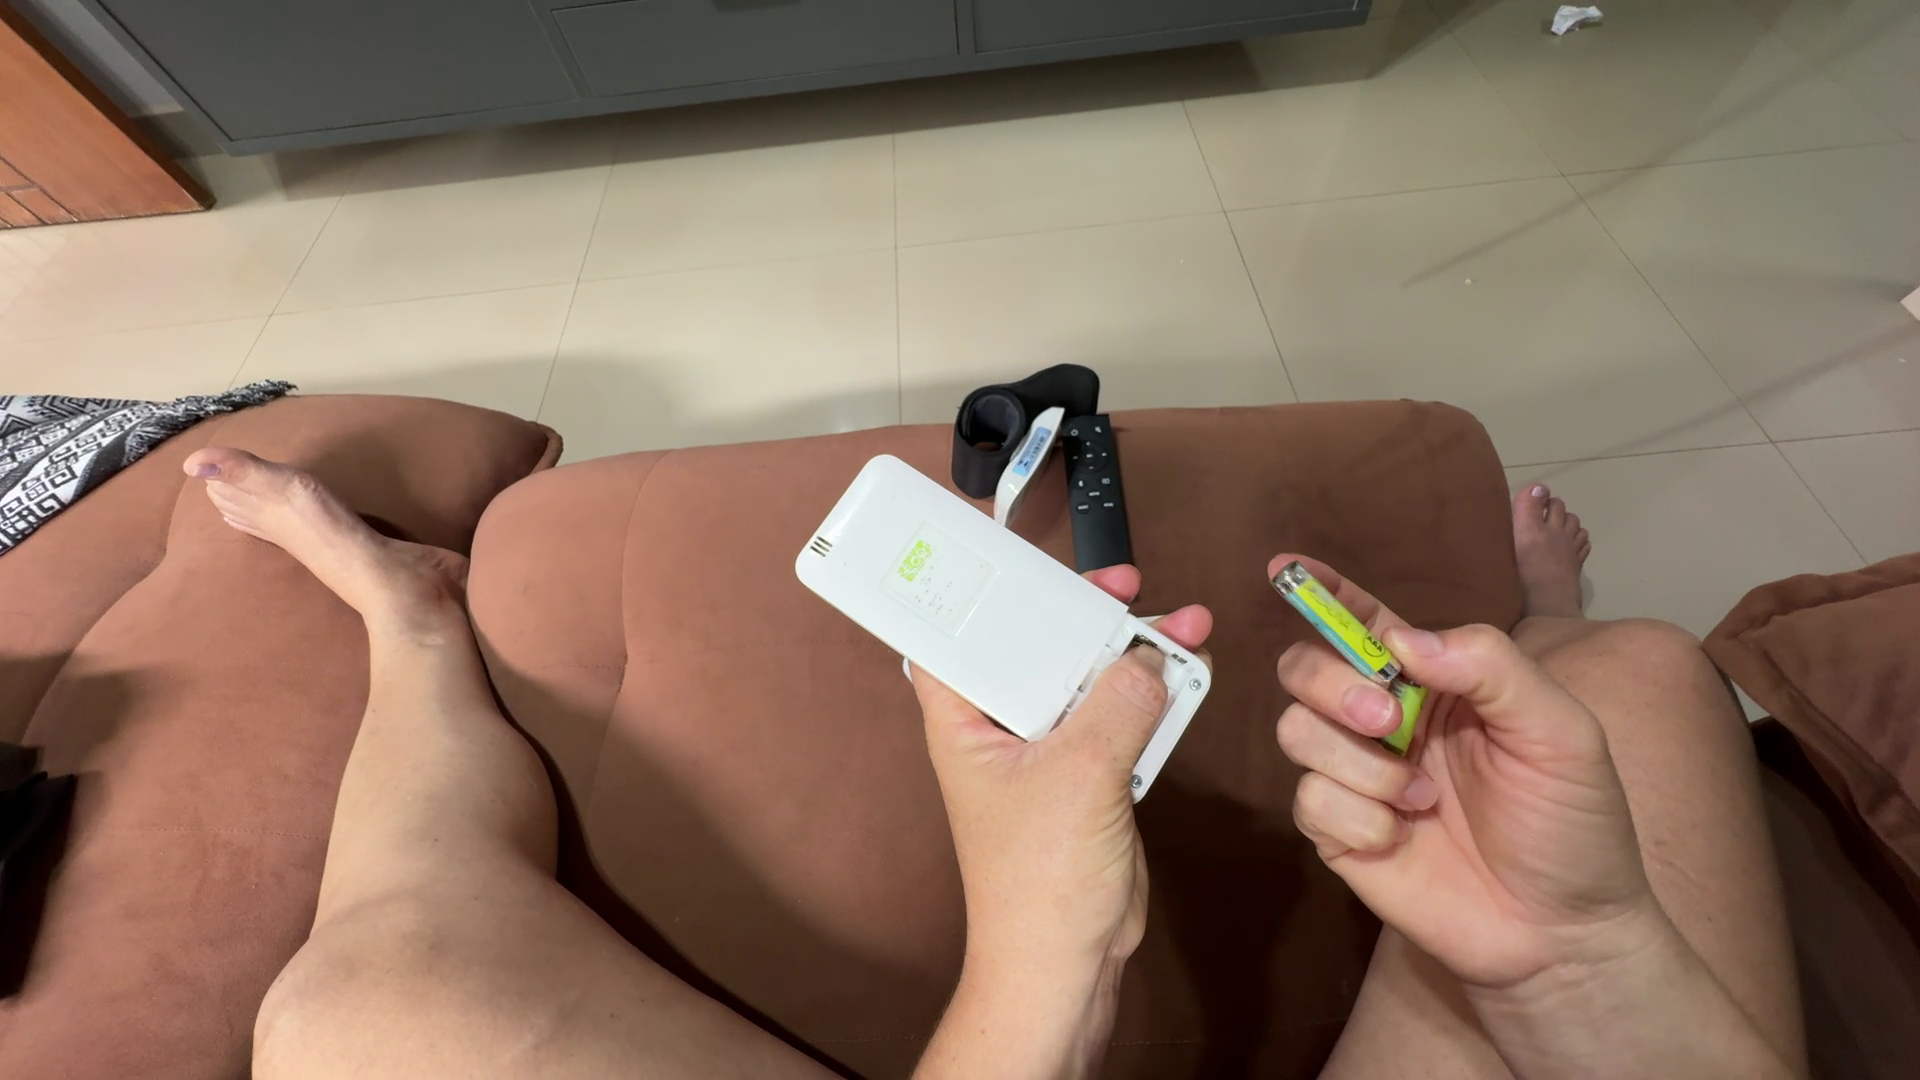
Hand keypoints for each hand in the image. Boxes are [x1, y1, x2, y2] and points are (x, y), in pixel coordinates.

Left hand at [914, 563, 1212, 970]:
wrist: (1071, 960)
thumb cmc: (1040, 881)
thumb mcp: (1078, 778)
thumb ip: (1116, 707)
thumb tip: (1150, 657)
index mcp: (966, 717)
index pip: (961, 634)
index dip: (990, 594)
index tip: (1027, 563)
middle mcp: (1003, 722)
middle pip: (1039, 645)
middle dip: (1084, 615)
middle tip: (1124, 586)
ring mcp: (1049, 744)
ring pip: (1087, 676)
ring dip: (1131, 650)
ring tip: (1181, 622)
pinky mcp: (1089, 764)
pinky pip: (1120, 712)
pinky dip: (1153, 691)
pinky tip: (1188, 668)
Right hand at [1268, 554, 1654, 991]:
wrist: (1561, 932)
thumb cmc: (1571, 822)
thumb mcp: (1560, 732)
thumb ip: (1490, 666)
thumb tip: (1401, 639)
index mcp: (1424, 683)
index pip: (1359, 622)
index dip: (1320, 592)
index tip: (1286, 570)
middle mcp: (1374, 718)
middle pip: (1300, 668)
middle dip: (1330, 686)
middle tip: (1385, 721)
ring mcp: (1347, 771)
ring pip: (1294, 731)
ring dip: (1359, 766)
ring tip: (1419, 799)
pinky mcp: (1330, 826)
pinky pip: (1308, 799)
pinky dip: (1358, 818)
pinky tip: (1401, 836)